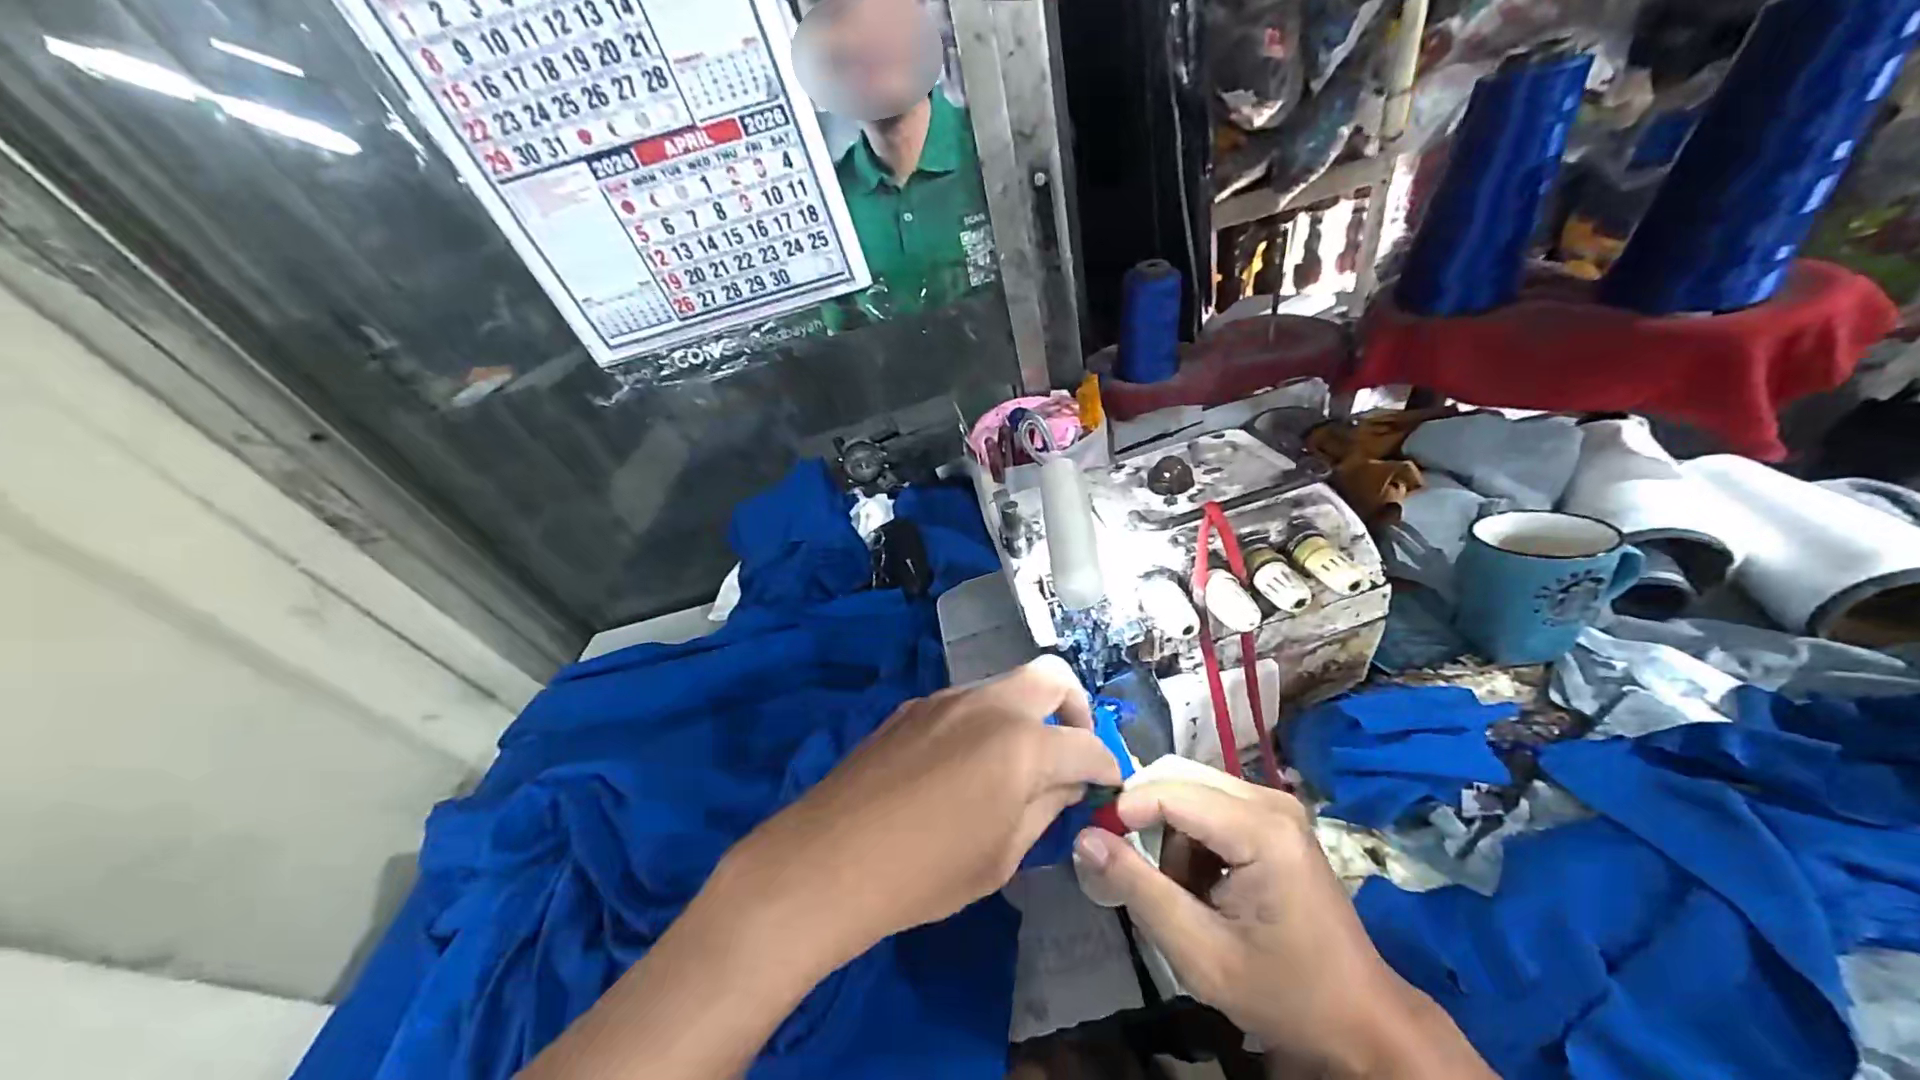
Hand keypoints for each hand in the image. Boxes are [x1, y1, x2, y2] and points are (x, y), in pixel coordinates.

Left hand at [726, 655, 1123, 956]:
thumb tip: (1067, 782)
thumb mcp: (1003, 855)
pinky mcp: (912, 708)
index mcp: (1021, 742)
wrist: (827, 860)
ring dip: (1025, 715)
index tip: (1109, 784)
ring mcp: (945, 700)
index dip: (1107, 766)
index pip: (1086, 744)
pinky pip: (966, 703)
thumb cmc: (926, 873)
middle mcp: (987, 704)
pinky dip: (985, 723)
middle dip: (1074, 708)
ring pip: (1004, 686)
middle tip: (1071, 750)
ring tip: (1014, 766)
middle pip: (1051, 677)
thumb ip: (1045, 807)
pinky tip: (966, 767)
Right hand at [1071, 761, 1492, 1079]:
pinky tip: (1206, 886)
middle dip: (1146, 820)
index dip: (1123, 810)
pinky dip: (1190, 840)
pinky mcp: (1273, 818)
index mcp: (1262, 830)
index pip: (1170, 791)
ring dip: (1169, 836)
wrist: (1359, 1017)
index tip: (1095, 846)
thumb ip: (1138, 889)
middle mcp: (1270, 800)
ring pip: (1188, 790)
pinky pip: (1209, 805)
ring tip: (1184, 895)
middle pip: (1178, 778)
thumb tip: (1084, 838)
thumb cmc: (1284, 992)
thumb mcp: (1200, 953)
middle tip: (1132, 871)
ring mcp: (1275, 805)